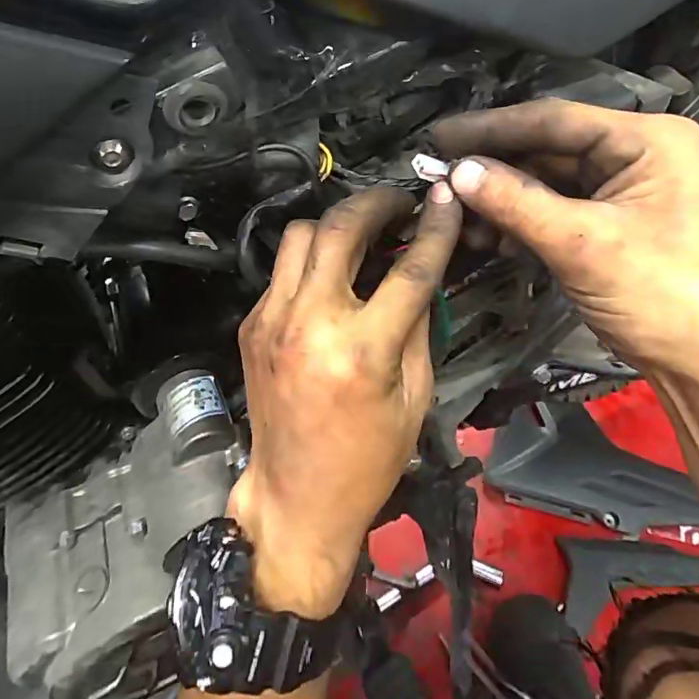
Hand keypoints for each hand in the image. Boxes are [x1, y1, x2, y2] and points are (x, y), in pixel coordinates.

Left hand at [228, 184, 462, 617]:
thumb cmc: (365, 461)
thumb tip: (420, 273)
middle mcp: (310, 324)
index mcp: (361, 350)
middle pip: (340, 228)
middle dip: (376, 202)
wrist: (296, 499)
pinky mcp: (252, 325)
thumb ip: (419, 325)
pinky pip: (283, 269)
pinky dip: (310, 259)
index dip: (435, 228)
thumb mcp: (415, 397)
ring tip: (363, 234)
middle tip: (399, 203)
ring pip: (300, 234)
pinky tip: (331, 276)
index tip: (446, 200)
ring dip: (336, 223)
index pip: (408, 269)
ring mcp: (272, 321)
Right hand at [432, 100, 698, 379]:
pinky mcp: (614, 221)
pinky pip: (558, 208)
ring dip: (504, 199)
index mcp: (648, 140)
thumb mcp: (584, 245)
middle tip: (439, 177)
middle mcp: (638, 153)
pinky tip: (492, 237)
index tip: (440, 136)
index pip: (555, 120)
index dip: (492, 128)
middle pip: (549, 148)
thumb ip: (516, 202)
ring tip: (460, 218)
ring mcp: (626, 188)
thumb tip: (456, 172)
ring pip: (548, 180)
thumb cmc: (665, 297)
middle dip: (495, 167)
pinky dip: (524, 221)